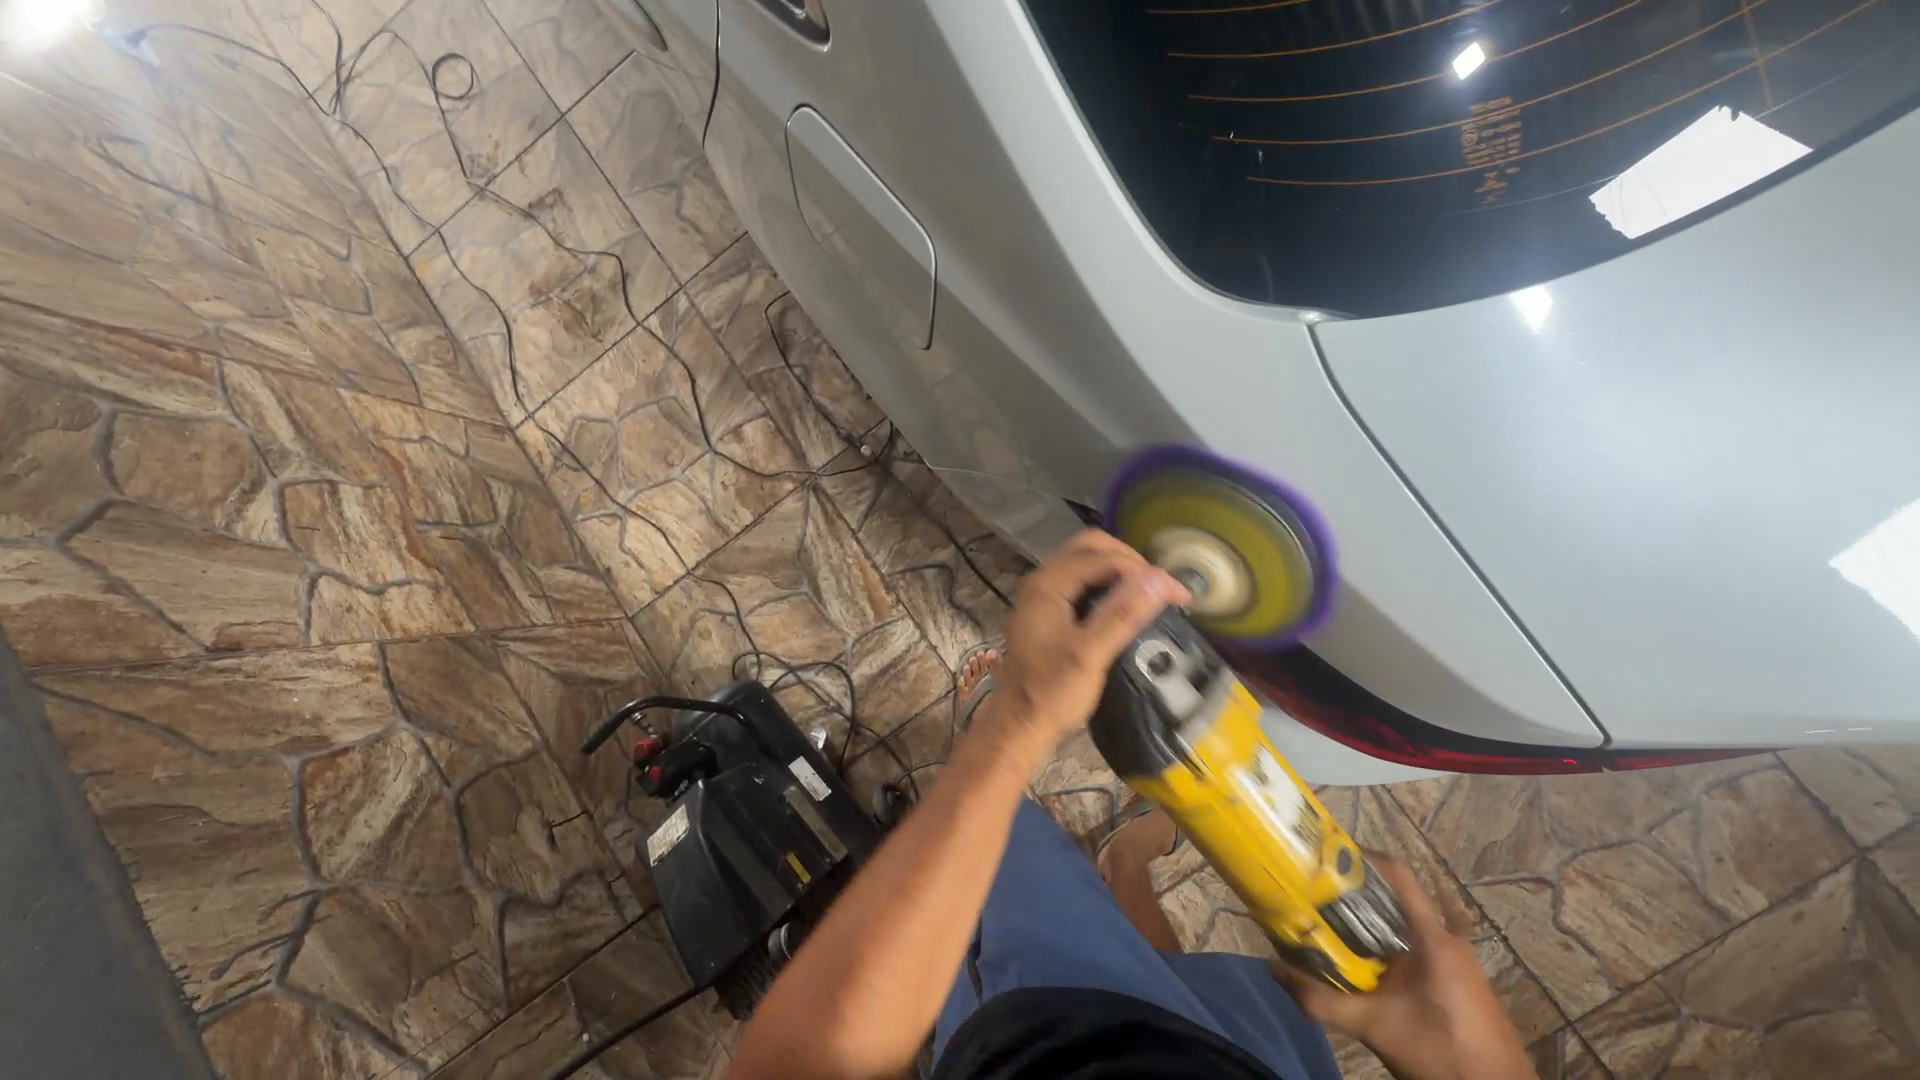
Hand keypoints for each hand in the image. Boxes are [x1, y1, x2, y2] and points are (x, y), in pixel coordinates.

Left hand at [980, 528, 1188, 750]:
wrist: (1020, 723)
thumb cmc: (1052, 692)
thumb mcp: (1091, 654)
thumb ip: (1123, 614)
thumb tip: (1158, 578)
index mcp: (1047, 584)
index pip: (1103, 557)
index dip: (1144, 571)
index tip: (1178, 594)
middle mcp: (1042, 581)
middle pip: (1090, 547)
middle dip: (1130, 560)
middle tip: (1160, 587)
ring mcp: (1043, 595)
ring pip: (1085, 562)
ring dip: (1119, 570)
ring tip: (1149, 594)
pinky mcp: (1048, 611)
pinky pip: (1081, 581)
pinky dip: (1106, 584)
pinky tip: (1125, 606)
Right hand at [1272, 858, 1537, 1079]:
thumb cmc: (1441, 1053)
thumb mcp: (1374, 1028)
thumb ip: (1322, 1000)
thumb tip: (1273, 969)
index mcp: (1432, 937)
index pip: (1397, 873)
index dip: (1362, 856)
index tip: (1326, 856)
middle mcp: (1449, 937)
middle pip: (1399, 894)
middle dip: (1359, 889)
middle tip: (1321, 892)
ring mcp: (1460, 957)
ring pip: (1410, 918)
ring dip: (1376, 914)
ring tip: (1337, 921)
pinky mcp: (1462, 977)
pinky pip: (1422, 940)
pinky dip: (1394, 937)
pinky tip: (1372, 957)